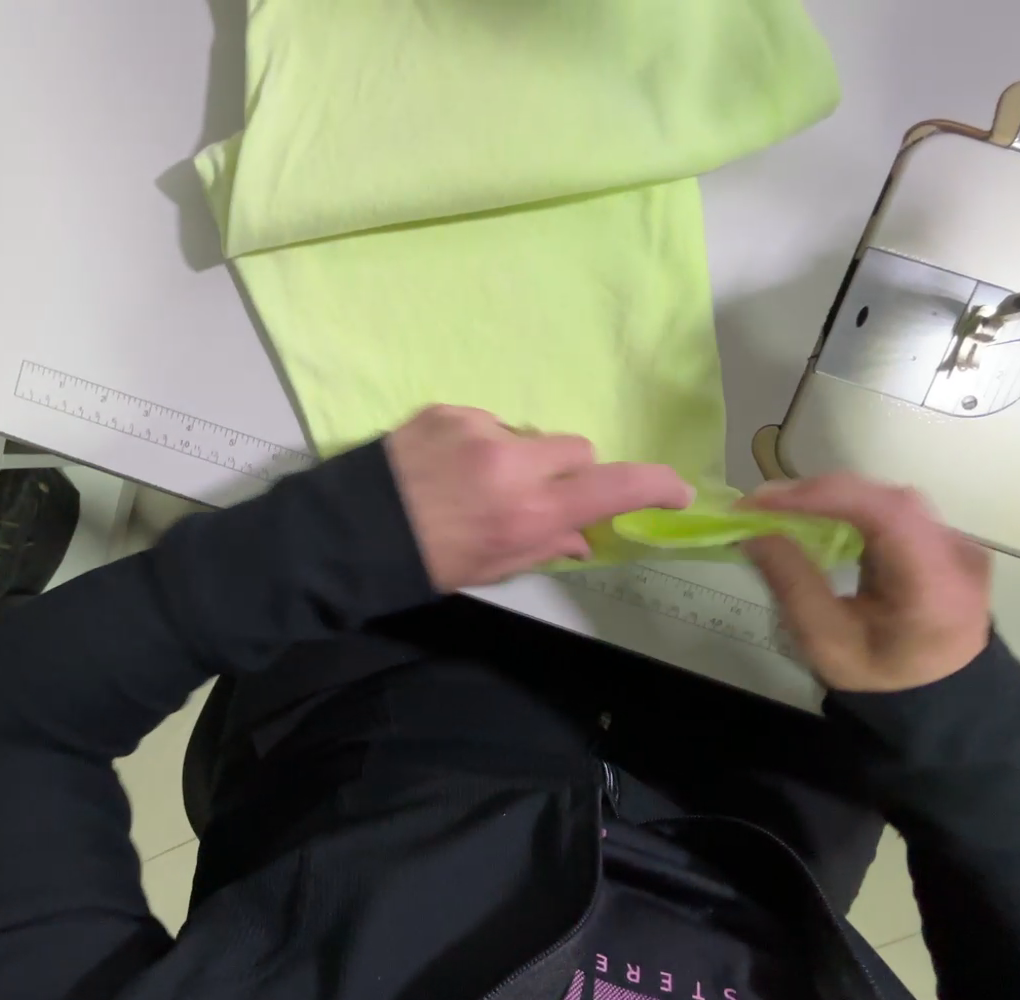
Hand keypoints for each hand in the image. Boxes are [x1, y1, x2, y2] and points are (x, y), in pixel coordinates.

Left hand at [384, 405, 693, 591]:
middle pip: (577, 447)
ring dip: (520, 457)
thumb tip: (584, 534)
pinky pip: (484, 423)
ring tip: (475, 483)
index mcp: (528, 511)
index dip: (655, 486)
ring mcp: (477, 428)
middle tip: (537, 495)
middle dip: (568, 472)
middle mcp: (512, 461)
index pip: (616, 486)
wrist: (346, 533)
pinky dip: (478, 443)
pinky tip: (445, 467)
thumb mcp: (489, 569)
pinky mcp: (445, 410)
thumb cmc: (422, 563)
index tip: (673, 491)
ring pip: (529, 433)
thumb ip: (544, 545)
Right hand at [741, 473, 990, 692]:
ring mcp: (954, 544)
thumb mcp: (824, 639)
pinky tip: (810, 516)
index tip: (762, 503)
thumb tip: (754, 533)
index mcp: (936, 585)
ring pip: (886, 499)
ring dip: (827, 498)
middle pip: (887, 500)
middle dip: (818, 494)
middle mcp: (957, 553)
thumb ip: (791, 582)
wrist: (934, 692)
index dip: (823, 497)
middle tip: (759, 505)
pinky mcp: (940, 542)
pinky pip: (889, 511)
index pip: (888, 514)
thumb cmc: (875, 671)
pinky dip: (843, 508)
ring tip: (776, 508)